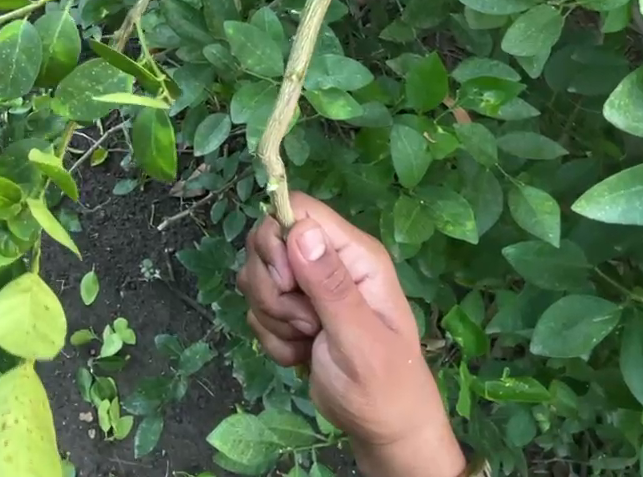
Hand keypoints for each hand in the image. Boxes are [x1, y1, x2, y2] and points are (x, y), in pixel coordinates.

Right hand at [238, 193, 465, 476]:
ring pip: (257, 274)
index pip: (298, 208)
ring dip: (271, 315)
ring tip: (306, 341)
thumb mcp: (361, 341)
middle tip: (303, 323)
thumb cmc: (386, 389)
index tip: (285, 281)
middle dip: (271, 286)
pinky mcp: (291, 307)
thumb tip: (299, 229)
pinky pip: (256, 304)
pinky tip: (298, 354)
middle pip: (267, 239)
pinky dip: (270, 334)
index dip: (278, 239)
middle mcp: (329, 259)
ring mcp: (308, 283)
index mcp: (354, 254)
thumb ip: (331, 286)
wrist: (384, 433)